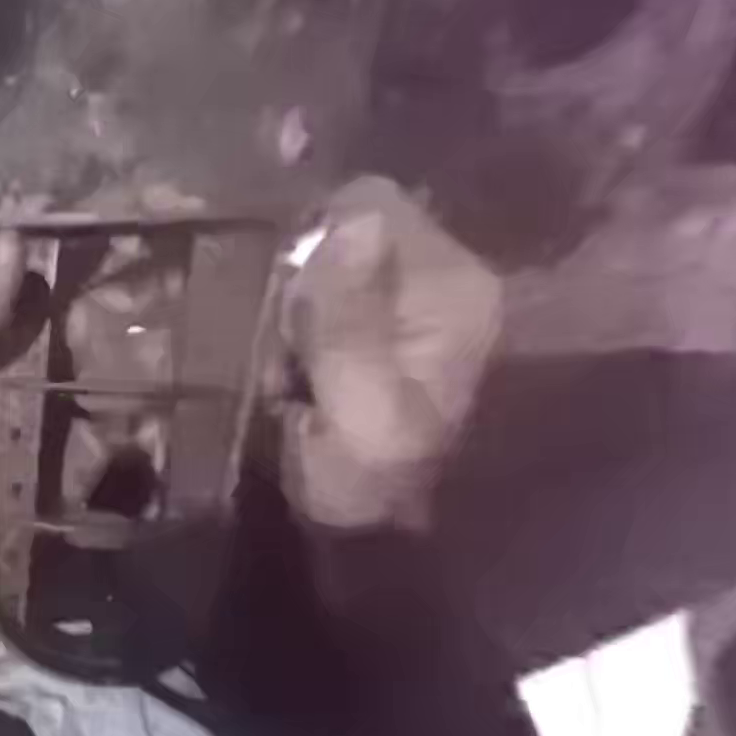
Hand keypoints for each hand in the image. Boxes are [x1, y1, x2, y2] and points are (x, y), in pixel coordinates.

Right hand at [275, 176, 501, 528]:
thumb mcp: (357, 409)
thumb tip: (351, 223)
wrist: (364, 526)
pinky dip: (287, 337)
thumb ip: (351, 324)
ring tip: (287, 377)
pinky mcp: (367, 332)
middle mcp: (432, 283)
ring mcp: (398, 307)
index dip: (315, 249)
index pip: (373, 210)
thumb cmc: (364, 476)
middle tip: (289, 359)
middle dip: (297, 294)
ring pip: (317, 272)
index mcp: (450, 290)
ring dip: (286, 321)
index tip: (290, 314)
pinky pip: (311, 305)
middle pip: (340, 236)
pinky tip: (289, 379)